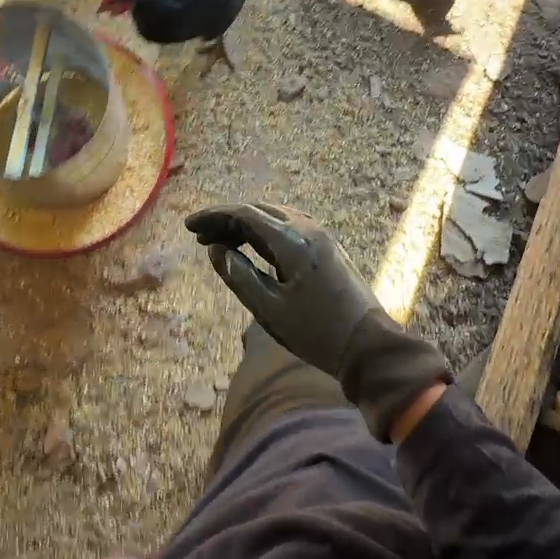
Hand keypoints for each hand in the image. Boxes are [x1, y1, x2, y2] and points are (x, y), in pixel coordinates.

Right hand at [187, 202, 450, 439]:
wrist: (370, 347)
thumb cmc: (316, 332)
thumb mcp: (269, 309)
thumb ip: (239, 276)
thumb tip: (216, 250)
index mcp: (293, 241)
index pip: (245, 214)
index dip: (214, 216)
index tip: (189, 226)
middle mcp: (308, 229)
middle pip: (260, 211)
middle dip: (227, 219)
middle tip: (201, 235)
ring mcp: (322, 237)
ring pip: (276, 217)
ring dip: (247, 225)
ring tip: (222, 241)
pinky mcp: (329, 249)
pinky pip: (290, 227)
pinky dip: (265, 232)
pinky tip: (253, 247)